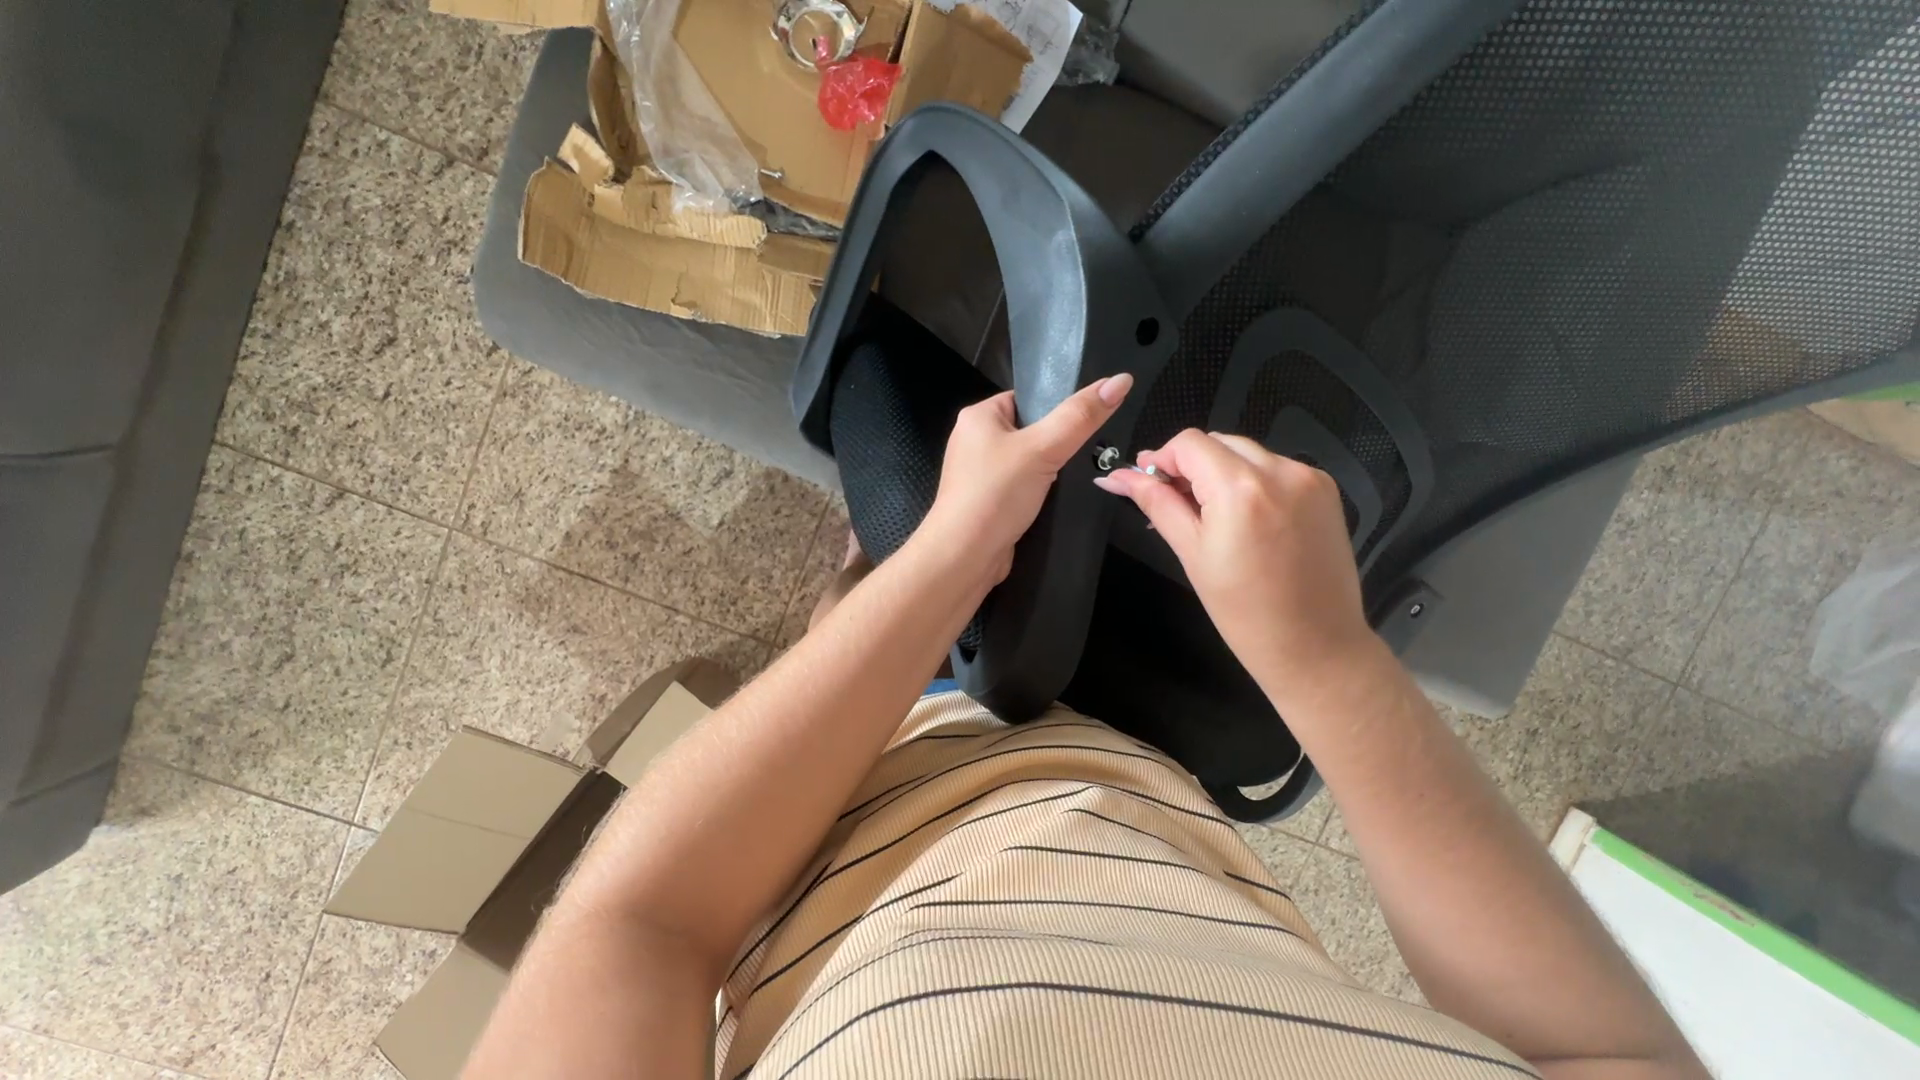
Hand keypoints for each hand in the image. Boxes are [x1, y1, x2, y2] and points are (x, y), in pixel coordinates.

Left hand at [916, 373, 1132, 583]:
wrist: (965, 557)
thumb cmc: (996, 494)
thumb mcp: (1043, 448)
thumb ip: (1081, 416)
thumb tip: (1121, 380)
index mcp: (978, 416)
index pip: (1026, 399)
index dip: (1056, 408)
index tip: (1085, 422)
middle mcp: (974, 441)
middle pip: (1031, 430)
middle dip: (1057, 443)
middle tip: (1086, 452)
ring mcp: (979, 475)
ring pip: (1029, 462)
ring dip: (1051, 471)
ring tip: (1075, 477)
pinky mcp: (989, 502)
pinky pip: (1022, 488)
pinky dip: (1040, 493)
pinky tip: (1057, 501)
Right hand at [1093, 429, 1379, 694]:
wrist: (1316, 646)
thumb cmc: (1244, 612)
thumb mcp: (1191, 554)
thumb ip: (1156, 504)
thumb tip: (1117, 476)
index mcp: (1241, 489)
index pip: (1189, 443)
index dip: (1163, 459)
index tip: (1150, 485)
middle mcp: (1280, 471)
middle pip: (1219, 442)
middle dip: (1193, 465)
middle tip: (1179, 506)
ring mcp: (1309, 478)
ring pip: (1248, 453)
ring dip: (1223, 472)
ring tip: (1216, 519)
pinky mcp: (1327, 491)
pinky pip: (1277, 469)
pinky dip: (1254, 483)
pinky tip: (1249, 522)